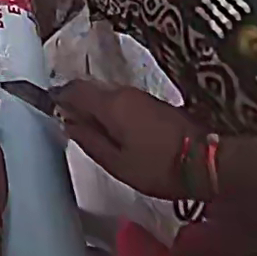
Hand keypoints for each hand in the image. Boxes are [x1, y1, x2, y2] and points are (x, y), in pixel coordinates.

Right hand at [54, 79, 208, 199]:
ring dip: (93, 107)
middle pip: (89, 89)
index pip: (74, 90)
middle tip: (68, 123)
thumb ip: (89, 141)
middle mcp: (122, 93)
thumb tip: (68, 124)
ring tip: (90, 131)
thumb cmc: (158, 166)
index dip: (57, 97)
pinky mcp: (152, 103)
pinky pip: (120, 100)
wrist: (208, 162)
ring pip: (105, 94)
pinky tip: (112, 131)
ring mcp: (139, 96)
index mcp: (110, 105)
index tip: (48, 108)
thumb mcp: (117, 163)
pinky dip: (109, 111)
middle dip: (75, 102)